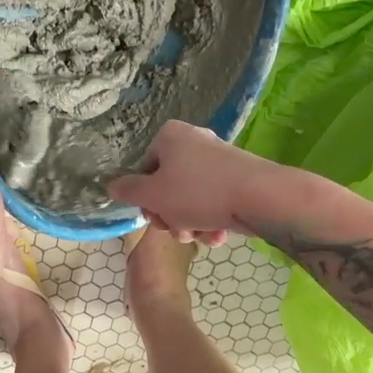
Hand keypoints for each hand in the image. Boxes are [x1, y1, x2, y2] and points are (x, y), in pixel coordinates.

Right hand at [107, 121, 281, 241]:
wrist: (260, 197)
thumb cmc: (198, 193)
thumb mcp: (152, 196)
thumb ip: (128, 191)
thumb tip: (111, 186)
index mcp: (170, 137)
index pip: (143, 171)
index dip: (145, 199)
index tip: (154, 217)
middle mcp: (193, 142)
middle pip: (167, 187)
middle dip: (170, 216)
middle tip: (177, 230)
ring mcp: (217, 160)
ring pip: (190, 200)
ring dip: (189, 224)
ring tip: (199, 236)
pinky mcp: (237, 178)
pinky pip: (213, 201)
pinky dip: (211, 220)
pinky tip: (217, 236)